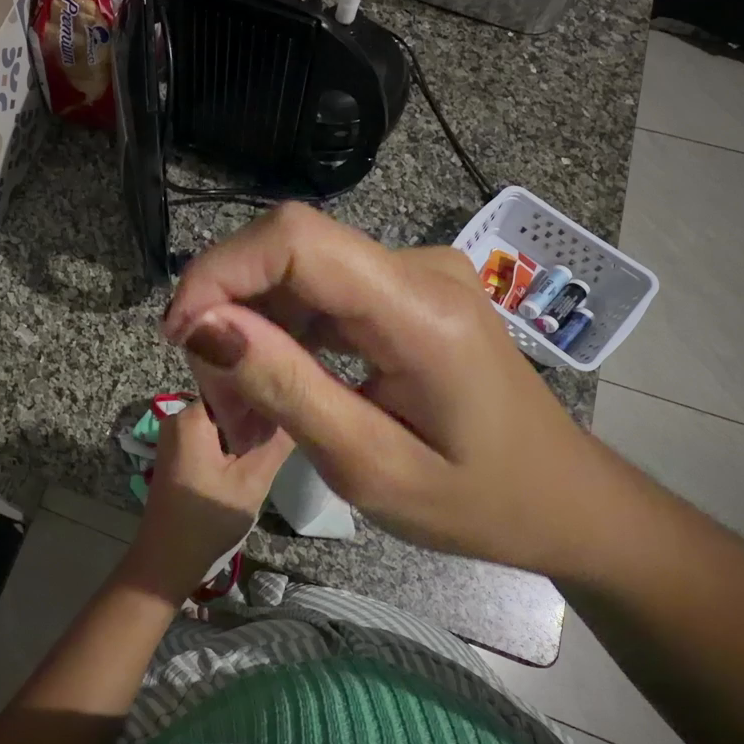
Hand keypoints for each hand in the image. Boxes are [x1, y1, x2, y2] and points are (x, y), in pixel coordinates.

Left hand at [122, 402, 293, 600]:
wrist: (167, 560)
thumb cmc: (207, 518)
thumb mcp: (251, 481)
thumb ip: (276, 444)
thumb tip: (299, 411)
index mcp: (190, 416)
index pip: (233, 384)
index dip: (262, 391)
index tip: (290, 400)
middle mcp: (177, 419)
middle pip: (227, 403)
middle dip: (255, 413)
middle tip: (289, 423)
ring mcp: (175, 439)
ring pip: (220, 423)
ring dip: (245, 432)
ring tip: (278, 438)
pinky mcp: (178, 457)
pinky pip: (210, 438)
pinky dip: (231, 445)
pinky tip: (253, 456)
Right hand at [160, 203, 619, 576]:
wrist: (563, 500)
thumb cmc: (478, 502)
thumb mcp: (370, 467)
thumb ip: (287, 388)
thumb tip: (204, 325)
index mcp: (421, 310)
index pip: (296, 240)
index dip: (219, 272)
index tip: (180, 339)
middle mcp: (418, 269)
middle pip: (286, 254)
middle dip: (227, 316)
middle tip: (218, 406)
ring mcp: (414, 274)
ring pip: (293, 275)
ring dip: (248, 334)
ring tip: (242, 415)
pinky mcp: (405, 292)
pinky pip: (318, 294)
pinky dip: (279, 338)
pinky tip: (273, 390)